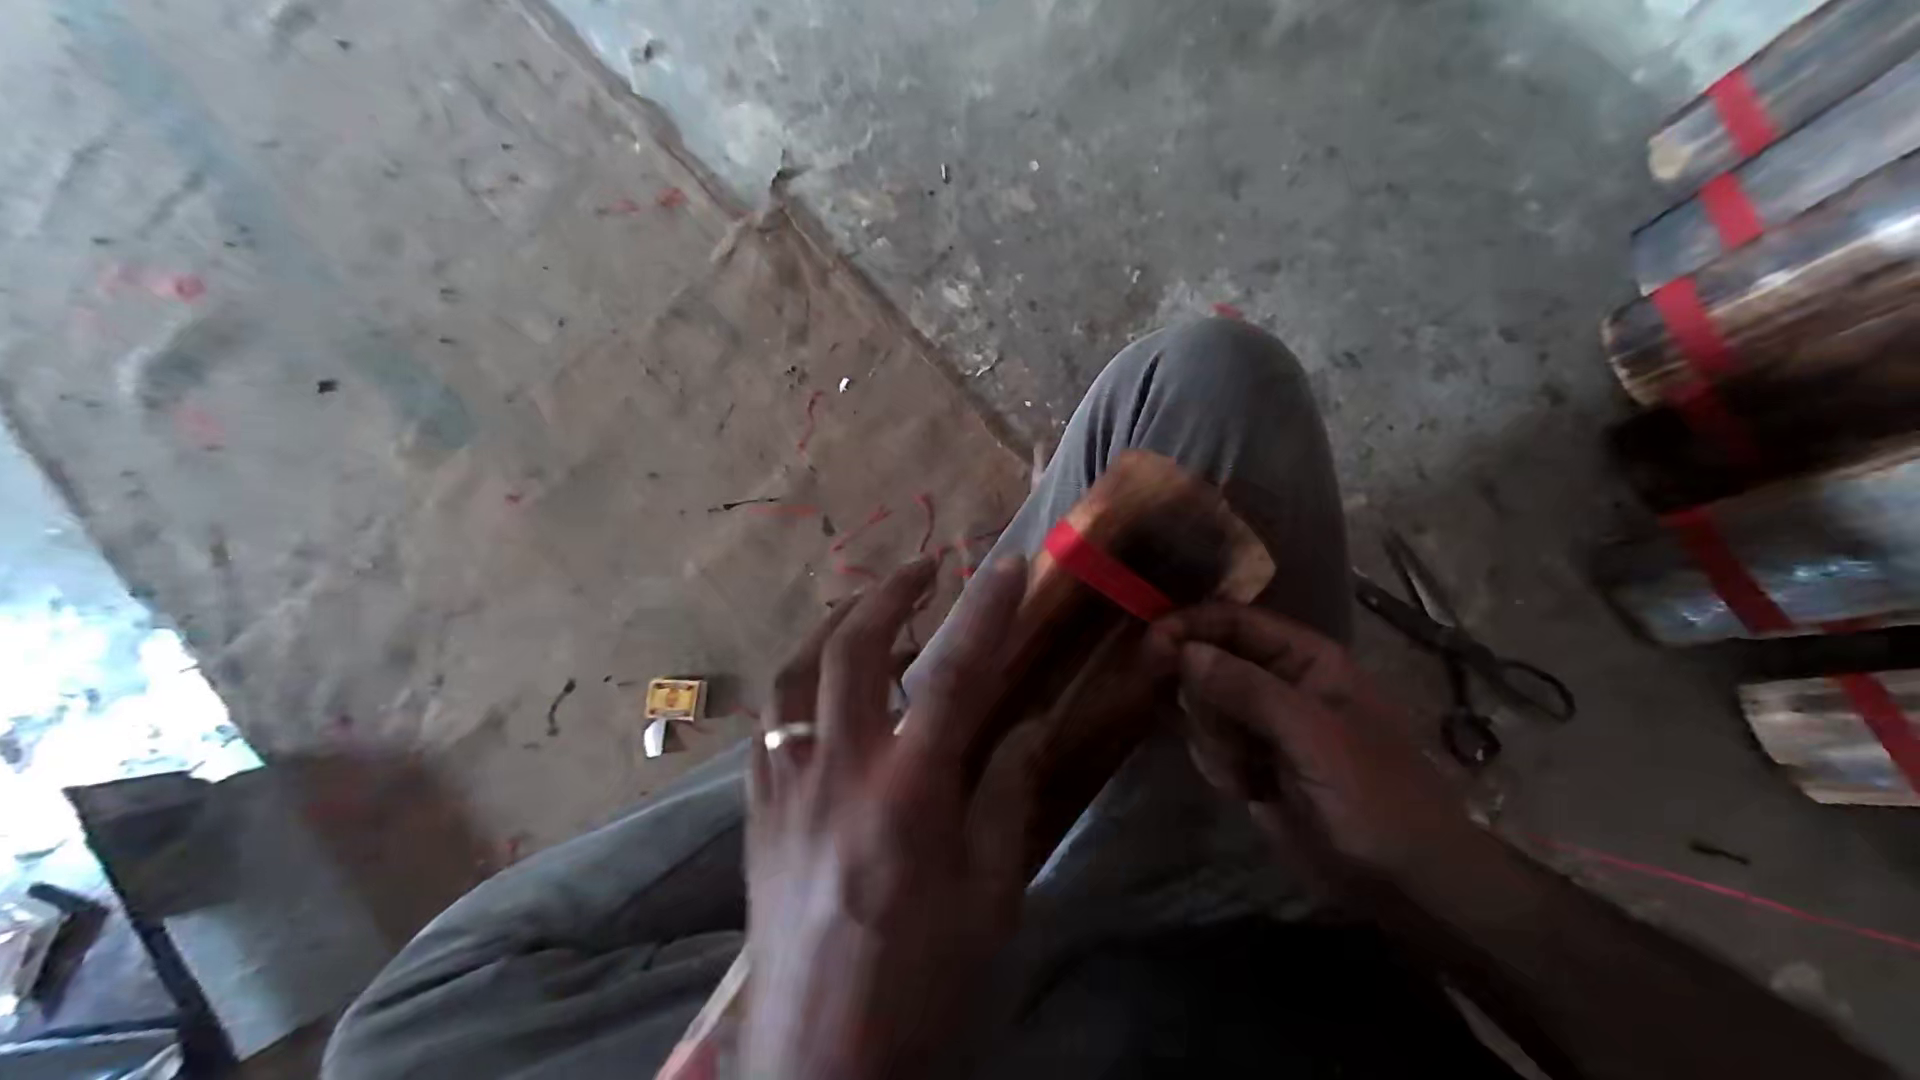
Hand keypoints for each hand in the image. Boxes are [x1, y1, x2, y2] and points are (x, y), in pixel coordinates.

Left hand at [744, 555, 1042, 1079]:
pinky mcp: (756, 811)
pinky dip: (799, 682)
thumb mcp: (991, 896)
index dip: (984, 611)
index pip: (954, 675)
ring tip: (868, 608)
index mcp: (907, 793)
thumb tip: (1026, 728)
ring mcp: (785, 787)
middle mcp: (837, 771)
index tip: (1004, 565)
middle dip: (890, 592)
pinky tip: (821, 686)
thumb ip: (1005, 797)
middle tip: (924, 568)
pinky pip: (770, 722)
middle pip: (852, 649)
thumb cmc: (922, 984)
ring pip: (795, 673)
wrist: (821, 1061)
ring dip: (834, 623)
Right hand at [1155, 602, 1478, 886]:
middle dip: (1203, 699)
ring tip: (1251, 772)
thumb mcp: (1314, 737)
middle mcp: (1276, 680)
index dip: (1189, 626)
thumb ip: (1247, 689)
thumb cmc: (1374, 798)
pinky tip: (1251, 789)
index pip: (1233, 620)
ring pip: (1199, 706)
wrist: (1402, 883)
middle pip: (1206, 661)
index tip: (1150, 647)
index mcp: (1305, 658)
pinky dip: (1218, 765)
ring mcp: (1259, 722)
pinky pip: (1205, 743)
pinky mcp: (1246, 758)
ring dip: (1214, 740)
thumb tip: (1183, 650)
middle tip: (1222, 734)